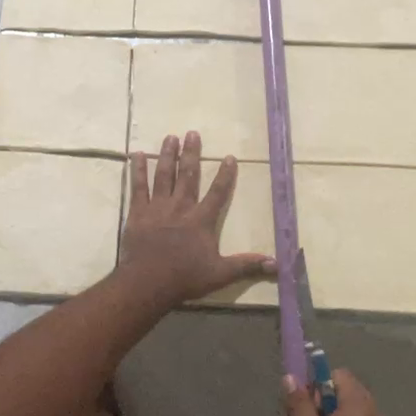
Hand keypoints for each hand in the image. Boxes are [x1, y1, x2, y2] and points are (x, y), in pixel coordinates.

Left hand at [120, 131, 275, 301]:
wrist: (148, 282)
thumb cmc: (185, 278)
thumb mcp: (221, 274)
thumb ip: (247, 265)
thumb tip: (277, 264)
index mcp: (202, 220)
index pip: (218, 192)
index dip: (225, 175)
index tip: (230, 157)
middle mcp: (181, 207)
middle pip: (188, 175)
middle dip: (192, 154)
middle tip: (193, 133)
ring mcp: (157, 208)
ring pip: (164, 175)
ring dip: (168, 155)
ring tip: (171, 137)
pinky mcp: (138, 212)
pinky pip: (138, 187)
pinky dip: (138, 170)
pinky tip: (138, 155)